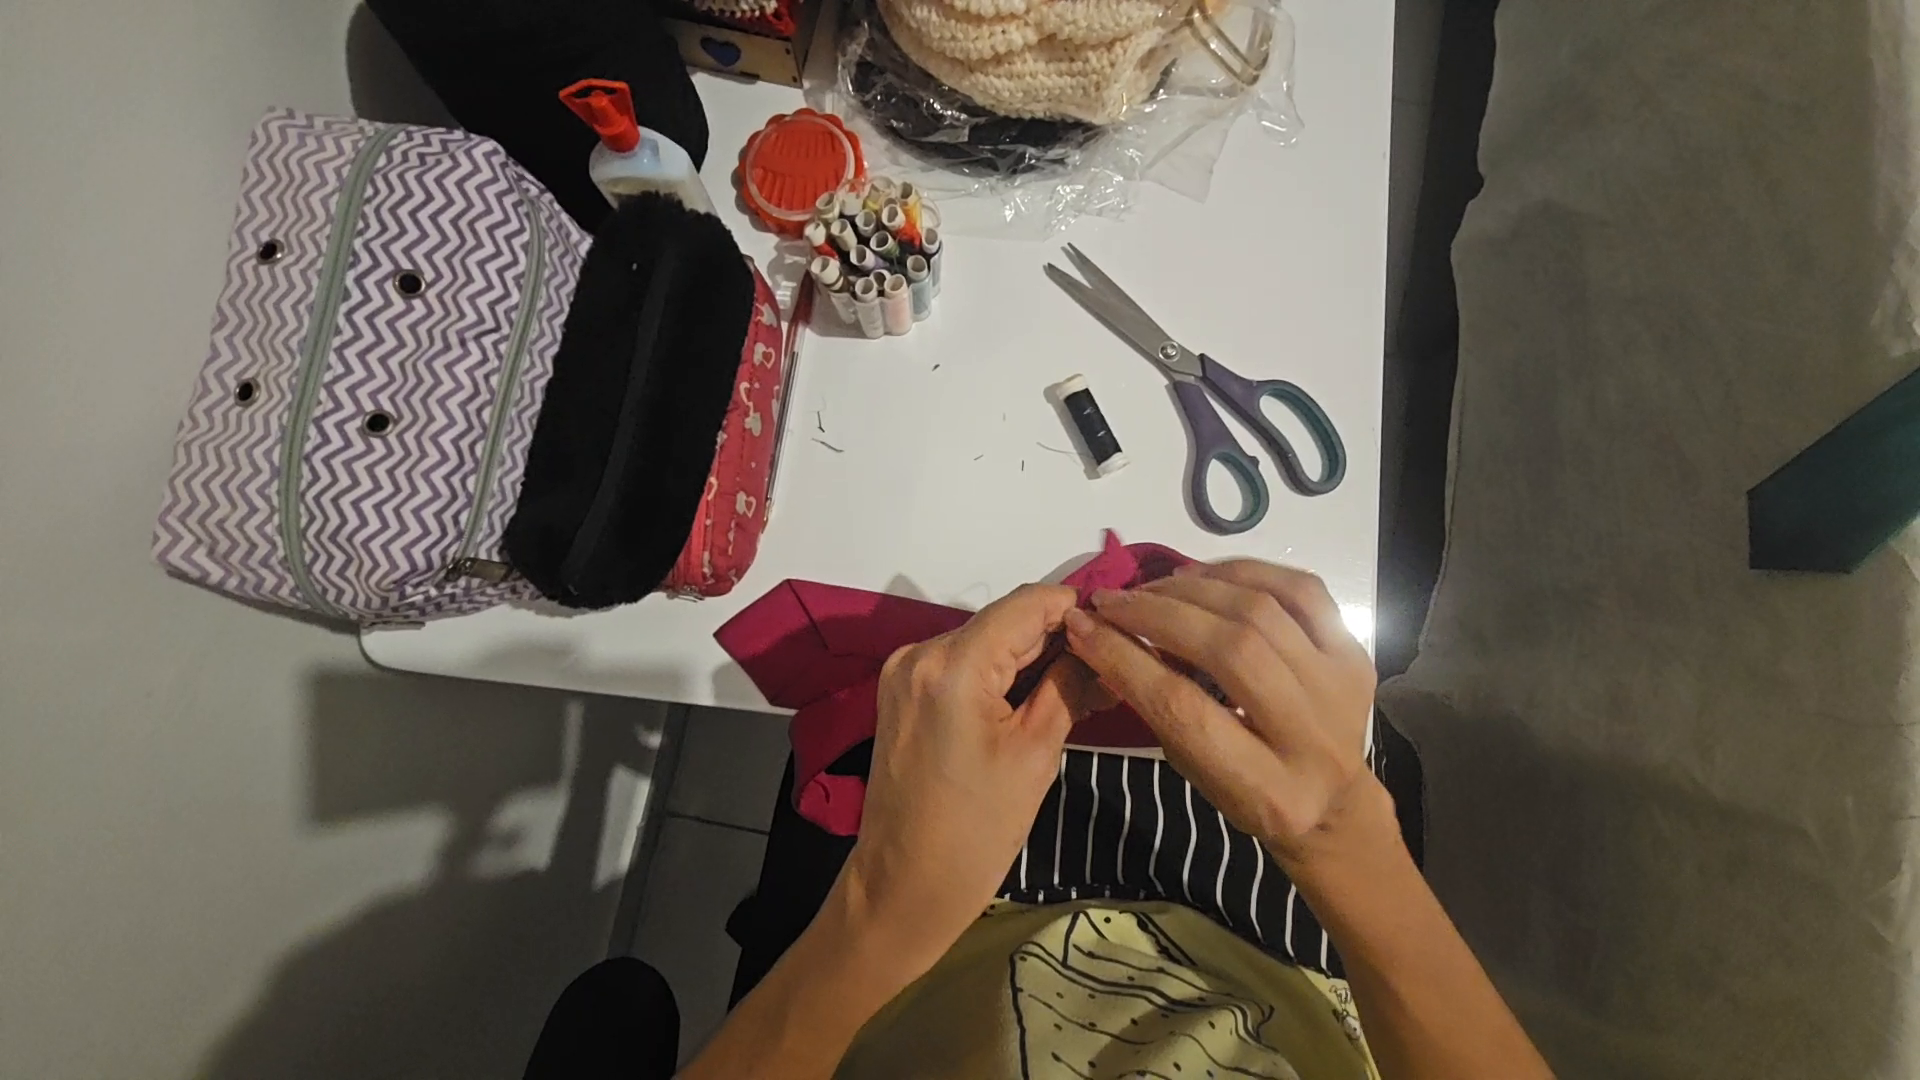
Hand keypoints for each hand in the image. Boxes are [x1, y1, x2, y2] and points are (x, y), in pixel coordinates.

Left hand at [842, 584, 1100, 964]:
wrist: (903, 886)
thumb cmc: (977, 830)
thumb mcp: (1036, 752)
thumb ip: (1067, 682)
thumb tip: (1099, 642)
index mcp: (952, 663)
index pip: (1027, 603)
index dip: (1075, 608)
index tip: (1116, 632)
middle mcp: (921, 651)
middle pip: (1005, 621)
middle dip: (1059, 638)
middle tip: (1110, 668)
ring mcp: (906, 669)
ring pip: (986, 641)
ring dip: (1032, 657)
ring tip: (1084, 686)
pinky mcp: (904, 689)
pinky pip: (963, 664)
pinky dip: (1001, 673)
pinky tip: (1038, 695)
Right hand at [1061, 560, 1376, 867]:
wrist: (1332, 800)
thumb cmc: (1245, 790)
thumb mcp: (1190, 767)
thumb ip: (1153, 704)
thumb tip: (1101, 634)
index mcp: (1266, 788)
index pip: (1181, 706)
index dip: (1123, 657)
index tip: (1081, 625)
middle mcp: (1313, 737)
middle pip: (1229, 649)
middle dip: (1156, 614)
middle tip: (1111, 600)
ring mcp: (1342, 686)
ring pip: (1261, 611)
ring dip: (1192, 589)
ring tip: (1150, 587)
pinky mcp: (1355, 652)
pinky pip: (1301, 588)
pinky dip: (1244, 571)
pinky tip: (1203, 575)